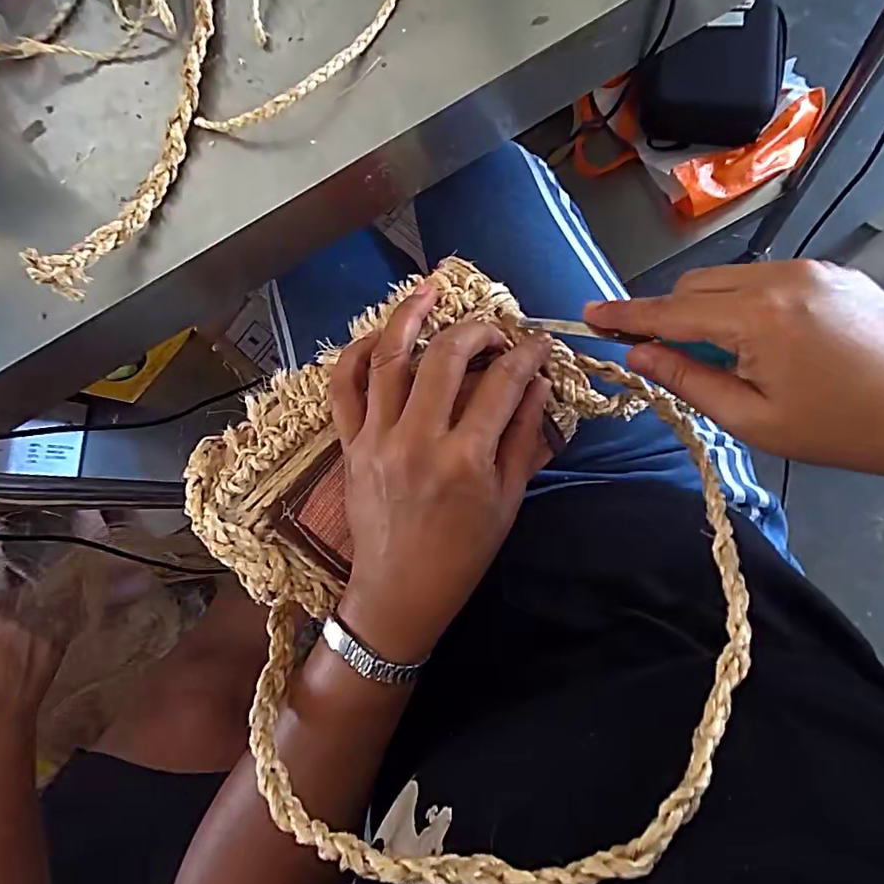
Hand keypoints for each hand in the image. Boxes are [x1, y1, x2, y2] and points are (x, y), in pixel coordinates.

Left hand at [328, 281, 554, 664]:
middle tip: (495, 329)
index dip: (526, 354)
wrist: (399, 593)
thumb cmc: (463, 554)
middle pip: (446, 358)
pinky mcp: (349, 444)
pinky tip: (380, 334)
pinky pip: (344, 387)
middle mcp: (418, 439)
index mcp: (465, 459)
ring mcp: (377, 438)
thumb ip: (523, 437)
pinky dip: (358, 353)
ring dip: (410, 316)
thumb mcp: (507, 500)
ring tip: (428, 291)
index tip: (538, 343)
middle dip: (476, 330)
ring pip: (390, 359)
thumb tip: (538, 384)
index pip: (502, 384)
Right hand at [584, 260, 883, 490]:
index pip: (671, 310)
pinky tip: (767, 339)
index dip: (626, 315)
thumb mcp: (754, 419)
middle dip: (670, 314)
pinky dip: (745, 302)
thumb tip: (639, 356)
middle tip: (660, 352)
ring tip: (724, 353)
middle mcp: (781, 276)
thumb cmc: (842, 430)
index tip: (589, 314)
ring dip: (708, 307)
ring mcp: (812, 268)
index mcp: (758, 316)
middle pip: (697, 284)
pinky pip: (768, 278)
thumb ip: (688, 380)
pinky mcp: (834, 272)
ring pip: (731, 277)